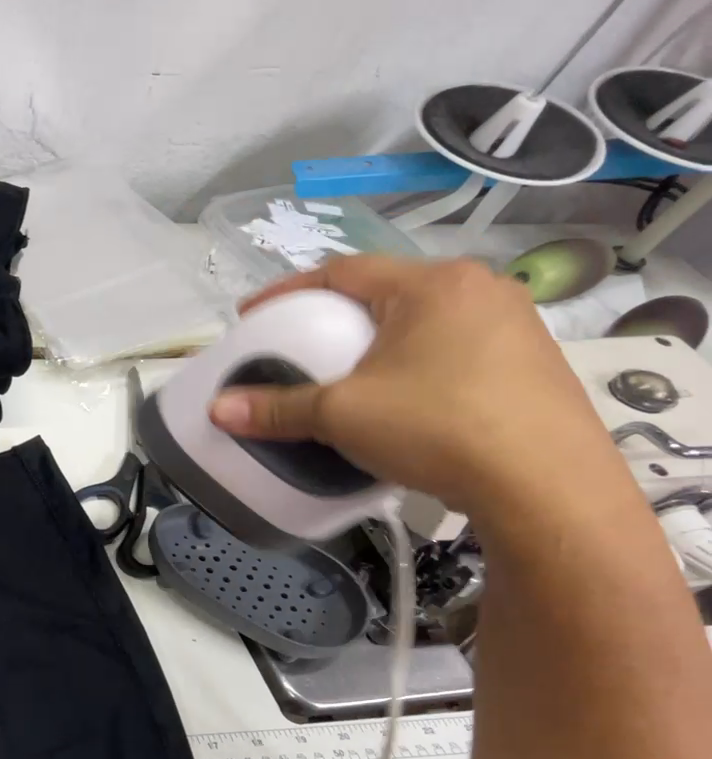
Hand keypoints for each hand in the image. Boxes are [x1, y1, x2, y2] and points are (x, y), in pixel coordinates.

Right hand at [206, 255, 621, 517]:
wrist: (544, 483)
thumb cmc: (436, 426)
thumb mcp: (340, 414)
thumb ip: (277, 408)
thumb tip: (218, 410)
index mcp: (433, 285)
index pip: (344, 270)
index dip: (287, 291)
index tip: (251, 316)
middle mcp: (480, 290)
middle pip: (385, 292)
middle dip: (333, 316)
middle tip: (295, 345)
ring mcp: (514, 325)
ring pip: (422, 321)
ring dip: (375, 341)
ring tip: (342, 372)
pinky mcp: (529, 363)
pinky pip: (451, 348)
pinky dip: (411, 363)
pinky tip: (397, 397)